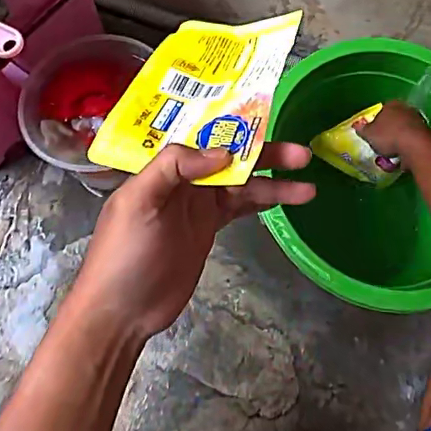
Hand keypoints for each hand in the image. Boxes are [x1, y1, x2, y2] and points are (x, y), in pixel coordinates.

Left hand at [67, 143, 315, 340]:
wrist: (122, 309)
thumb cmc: (124, 253)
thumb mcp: (140, 202)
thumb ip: (173, 167)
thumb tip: (222, 151)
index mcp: (163, 165)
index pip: (202, 136)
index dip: (232, 126)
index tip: (266, 121)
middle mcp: (182, 178)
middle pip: (228, 158)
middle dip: (263, 153)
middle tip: (301, 154)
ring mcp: (197, 204)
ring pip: (240, 183)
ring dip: (272, 181)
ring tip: (308, 184)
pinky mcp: (208, 227)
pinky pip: (240, 206)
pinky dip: (262, 199)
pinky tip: (286, 195)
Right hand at [360, 101, 430, 159]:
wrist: (416, 147)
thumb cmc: (389, 136)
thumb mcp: (368, 134)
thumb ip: (362, 129)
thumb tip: (357, 125)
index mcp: (392, 104)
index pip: (383, 108)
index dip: (377, 119)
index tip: (374, 130)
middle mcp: (407, 109)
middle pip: (395, 118)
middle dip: (390, 128)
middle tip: (382, 140)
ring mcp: (419, 121)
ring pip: (405, 129)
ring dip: (400, 138)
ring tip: (392, 151)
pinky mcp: (427, 134)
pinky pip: (413, 139)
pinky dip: (408, 146)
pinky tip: (402, 155)